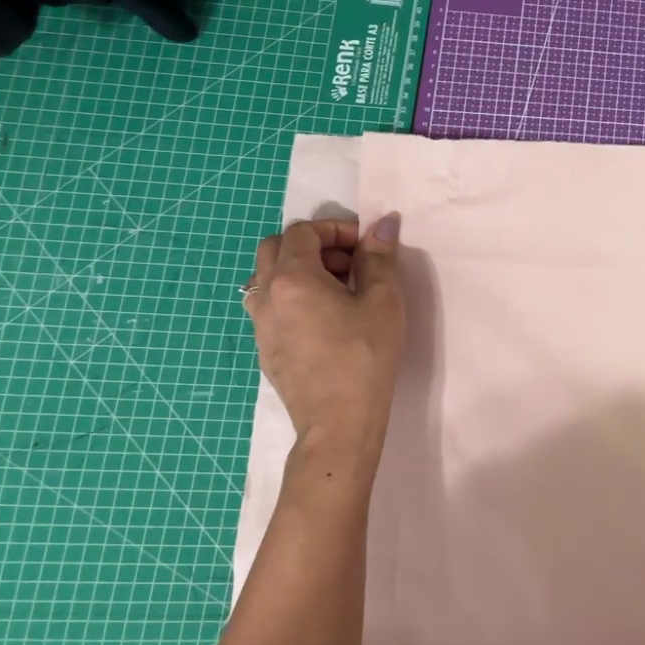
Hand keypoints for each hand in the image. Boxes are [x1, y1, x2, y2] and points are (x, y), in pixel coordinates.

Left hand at [246, 216, 406, 468]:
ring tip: (339, 290)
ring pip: (269, 278)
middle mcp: (267, 296)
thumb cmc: (365, 354)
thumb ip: (379, 256)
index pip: (303, 231)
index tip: (366, 246)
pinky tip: (327, 319)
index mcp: (292, 278)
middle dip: (314, 245)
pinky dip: (295, 296)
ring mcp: (260, 325)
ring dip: (301, 270)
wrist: (338, 420)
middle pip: (276, 248)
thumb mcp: (383, 299)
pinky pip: (272, 305)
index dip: (336, 229)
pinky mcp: (265, 348)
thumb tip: (383, 223)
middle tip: (350, 263)